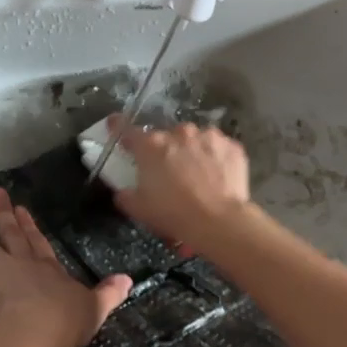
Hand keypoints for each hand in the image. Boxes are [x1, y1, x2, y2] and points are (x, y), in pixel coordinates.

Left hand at [0, 188, 132, 346]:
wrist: (42, 332)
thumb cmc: (68, 324)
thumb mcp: (96, 309)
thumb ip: (109, 294)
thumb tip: (129, 280)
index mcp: (50, 269)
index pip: (39, 244)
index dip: (31, 227)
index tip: (23, 211)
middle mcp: (23, 262)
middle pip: (11, 233)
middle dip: (3, 212)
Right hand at [110, 116, 252, 246]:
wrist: (219, 222)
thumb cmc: (173, 214)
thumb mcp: (139, 209)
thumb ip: (125, 195)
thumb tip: (123, 191)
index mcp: (151, 145)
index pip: (126, 129)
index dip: (117, 127)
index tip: (114, 124)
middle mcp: (179, 133)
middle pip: (166, 137)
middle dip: (164, 151)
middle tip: (169, 173)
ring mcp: (208, 136)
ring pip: (194, 140)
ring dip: (191, 152)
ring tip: (198, 176)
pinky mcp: (232, 146)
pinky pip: (218, 148)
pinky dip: (215, 159)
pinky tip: (217, 177)